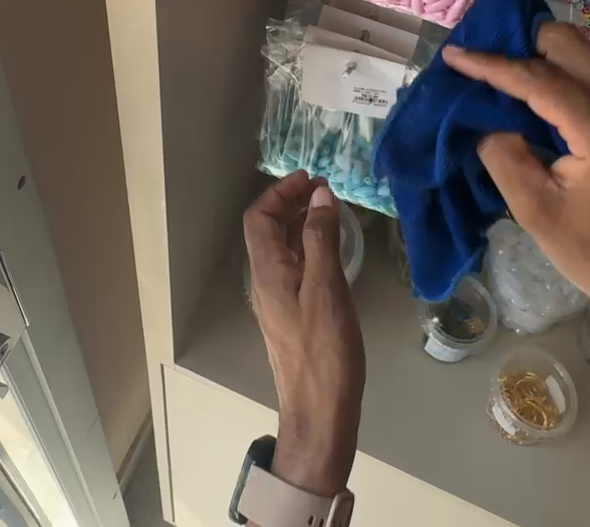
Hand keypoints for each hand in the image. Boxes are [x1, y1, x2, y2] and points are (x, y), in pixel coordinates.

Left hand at [242, 173, 363, 496]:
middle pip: (267, 229)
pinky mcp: (291, 313)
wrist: (320, 411)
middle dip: (290, 202)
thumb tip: (318, 195)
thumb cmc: (324, 350)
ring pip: (280, 247)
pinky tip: (330, 247)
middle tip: (323, 188)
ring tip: (328, 208)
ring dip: (299, 222)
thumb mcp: (327, 288)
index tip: (308, 177)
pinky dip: (308, 245)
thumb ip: (321, 239)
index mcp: (267, 272)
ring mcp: (277, 299)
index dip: (279, 192)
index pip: (258, 217)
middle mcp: (265, 281)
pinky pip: (293, 265)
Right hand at [442, 22, 589, 314]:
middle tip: (479, 55)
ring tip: (497, 69)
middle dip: (519, 42)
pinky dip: (556, 72)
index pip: (540, 80)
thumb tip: (483, 115)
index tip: (453, 55)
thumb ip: (502, 153)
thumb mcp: (534, 210)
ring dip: (538, 54)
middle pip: (569, 44)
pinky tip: (527, 90)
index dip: (491, 65)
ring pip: (582, 53)